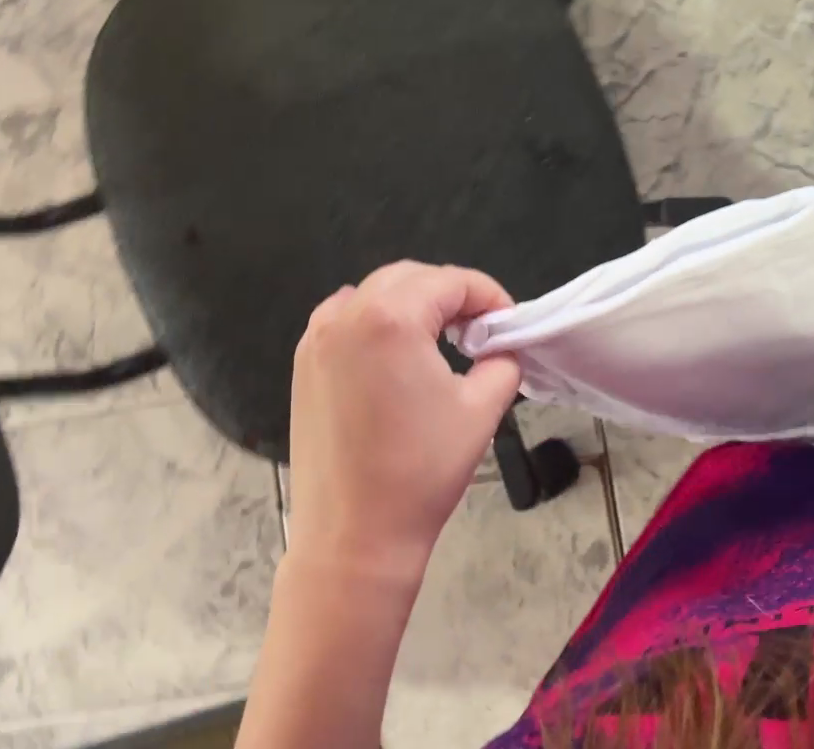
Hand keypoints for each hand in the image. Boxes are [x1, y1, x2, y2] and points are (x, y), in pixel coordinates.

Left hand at [284, 261, 522, 578]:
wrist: (354, 536)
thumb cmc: (422, 471)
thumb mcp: (482, 409)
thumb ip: (502, 363)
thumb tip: (502, 348)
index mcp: (392, 318)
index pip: (451, 281)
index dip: (489, 295)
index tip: (509, 322)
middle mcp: (347, 315)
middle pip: (411, 278)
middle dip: (451, 294)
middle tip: (481, 329)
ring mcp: (317, 339)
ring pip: (375, 293)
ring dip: (413, 302)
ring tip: (442, 337)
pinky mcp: (304, 365)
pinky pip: (345, 318)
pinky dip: (376, 319)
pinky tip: (396, 353)